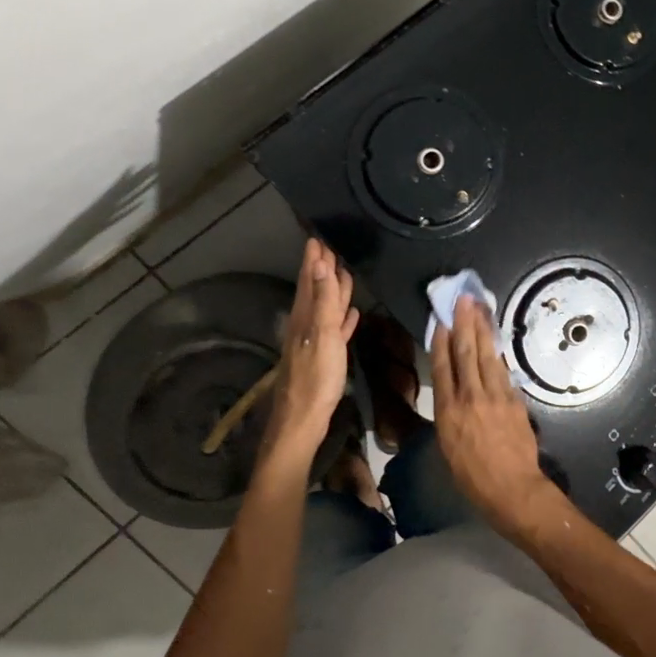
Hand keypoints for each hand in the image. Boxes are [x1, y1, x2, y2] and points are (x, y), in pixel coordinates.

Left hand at [267, 238, 359, 456]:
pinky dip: (342, 317)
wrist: (303, 420)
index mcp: (305, 316)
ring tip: (344, 272)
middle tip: (332, 246)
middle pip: (315, 290)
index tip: (318, 236)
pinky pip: (334, 329)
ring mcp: (314, 341)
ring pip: (325, 308)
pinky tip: (351, 314)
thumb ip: (324, 300)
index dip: (313, 259)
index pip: (309, 279)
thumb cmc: (316, 378)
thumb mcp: (323, 335)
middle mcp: (306, 325)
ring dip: (334, 290)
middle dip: (322, 269)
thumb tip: (320, 263)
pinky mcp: (324, 357)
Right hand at [431, 296, 559, 538]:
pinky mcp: (514, 399)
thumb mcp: (449, 447)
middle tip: (463, 299)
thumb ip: (450, 416)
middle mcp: (470, 397)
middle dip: (463, 324)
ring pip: (487, 355)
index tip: (442, 321)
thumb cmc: (473, 477)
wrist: (512, 488)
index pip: (443, 368)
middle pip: (466, 353)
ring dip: (482, 329)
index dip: (442, 342)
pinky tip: (495, 339)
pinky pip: (503, 370)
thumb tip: (454, 394)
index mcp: (448, 412)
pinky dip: (497, 352)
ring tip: (479, 308)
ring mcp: (495, 396)